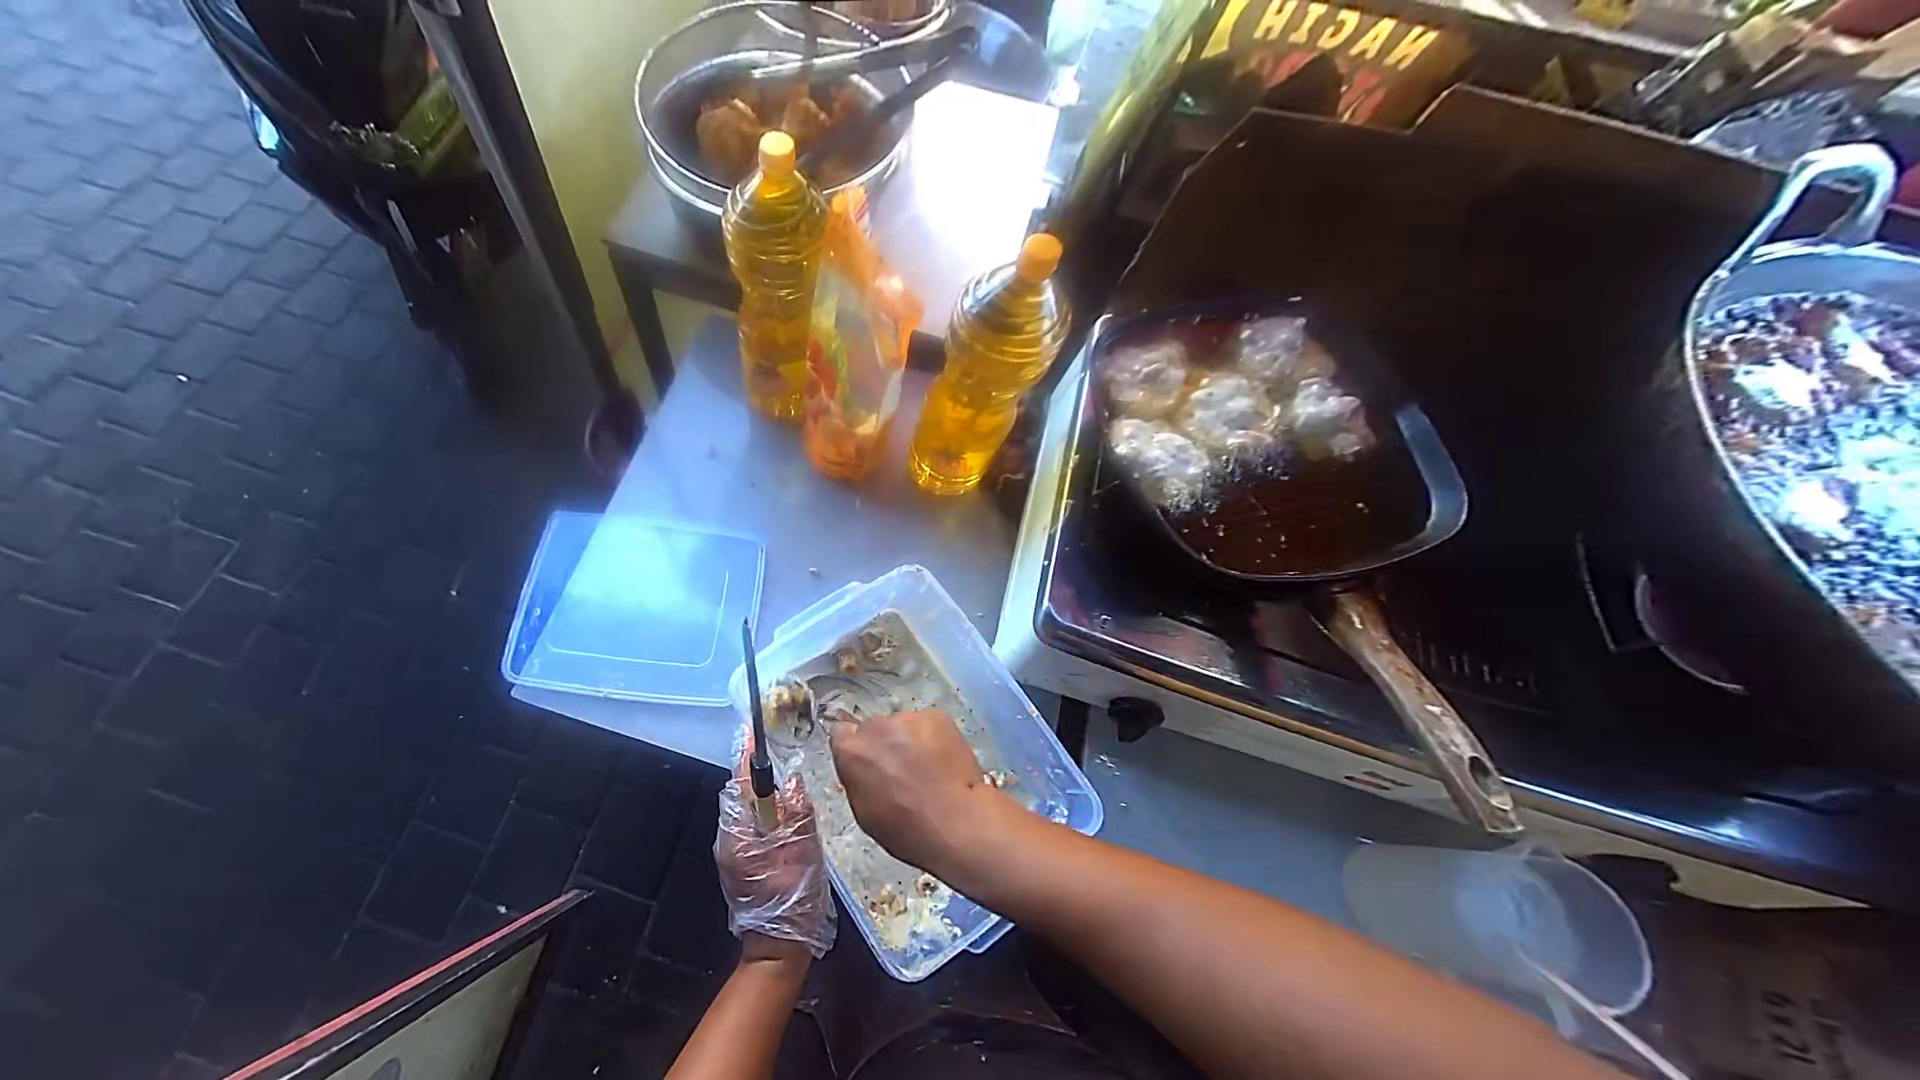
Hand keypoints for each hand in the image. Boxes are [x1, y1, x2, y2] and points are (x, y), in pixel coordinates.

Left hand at [714, 751, 835, 957]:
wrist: (779, 947)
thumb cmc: (792, 897)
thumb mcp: (803, 849)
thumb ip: (797, 810)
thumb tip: (791, 779)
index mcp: (738, 834)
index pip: (738, 784)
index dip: (747, 757)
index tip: (754, 733)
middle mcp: (728, 839)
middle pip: (739, 794)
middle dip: (756, 771)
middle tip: (776, 749)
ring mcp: (732, 852)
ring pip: (745, 809)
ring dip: (761, 791)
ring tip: (784, 774)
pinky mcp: (740, 861)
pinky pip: (750, 824)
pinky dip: (764, 810)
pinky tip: (784, 808)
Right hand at [827, 708, 1007, 874]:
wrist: (953, 820)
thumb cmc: (903, 827)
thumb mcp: (863, 809)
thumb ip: (858, 777)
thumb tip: (863, 767)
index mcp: (852, 750)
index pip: (842, 734)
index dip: (856, 748)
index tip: (868, 762)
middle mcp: (876, 726)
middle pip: (876, 729)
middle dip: (886, 744)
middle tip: (903, 768)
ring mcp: (908, 718)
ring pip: (904, 726)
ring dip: (911, 740)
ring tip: (929, 766)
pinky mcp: (937, 716)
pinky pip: (929, 725)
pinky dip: (934, 738)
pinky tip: (944, 759)